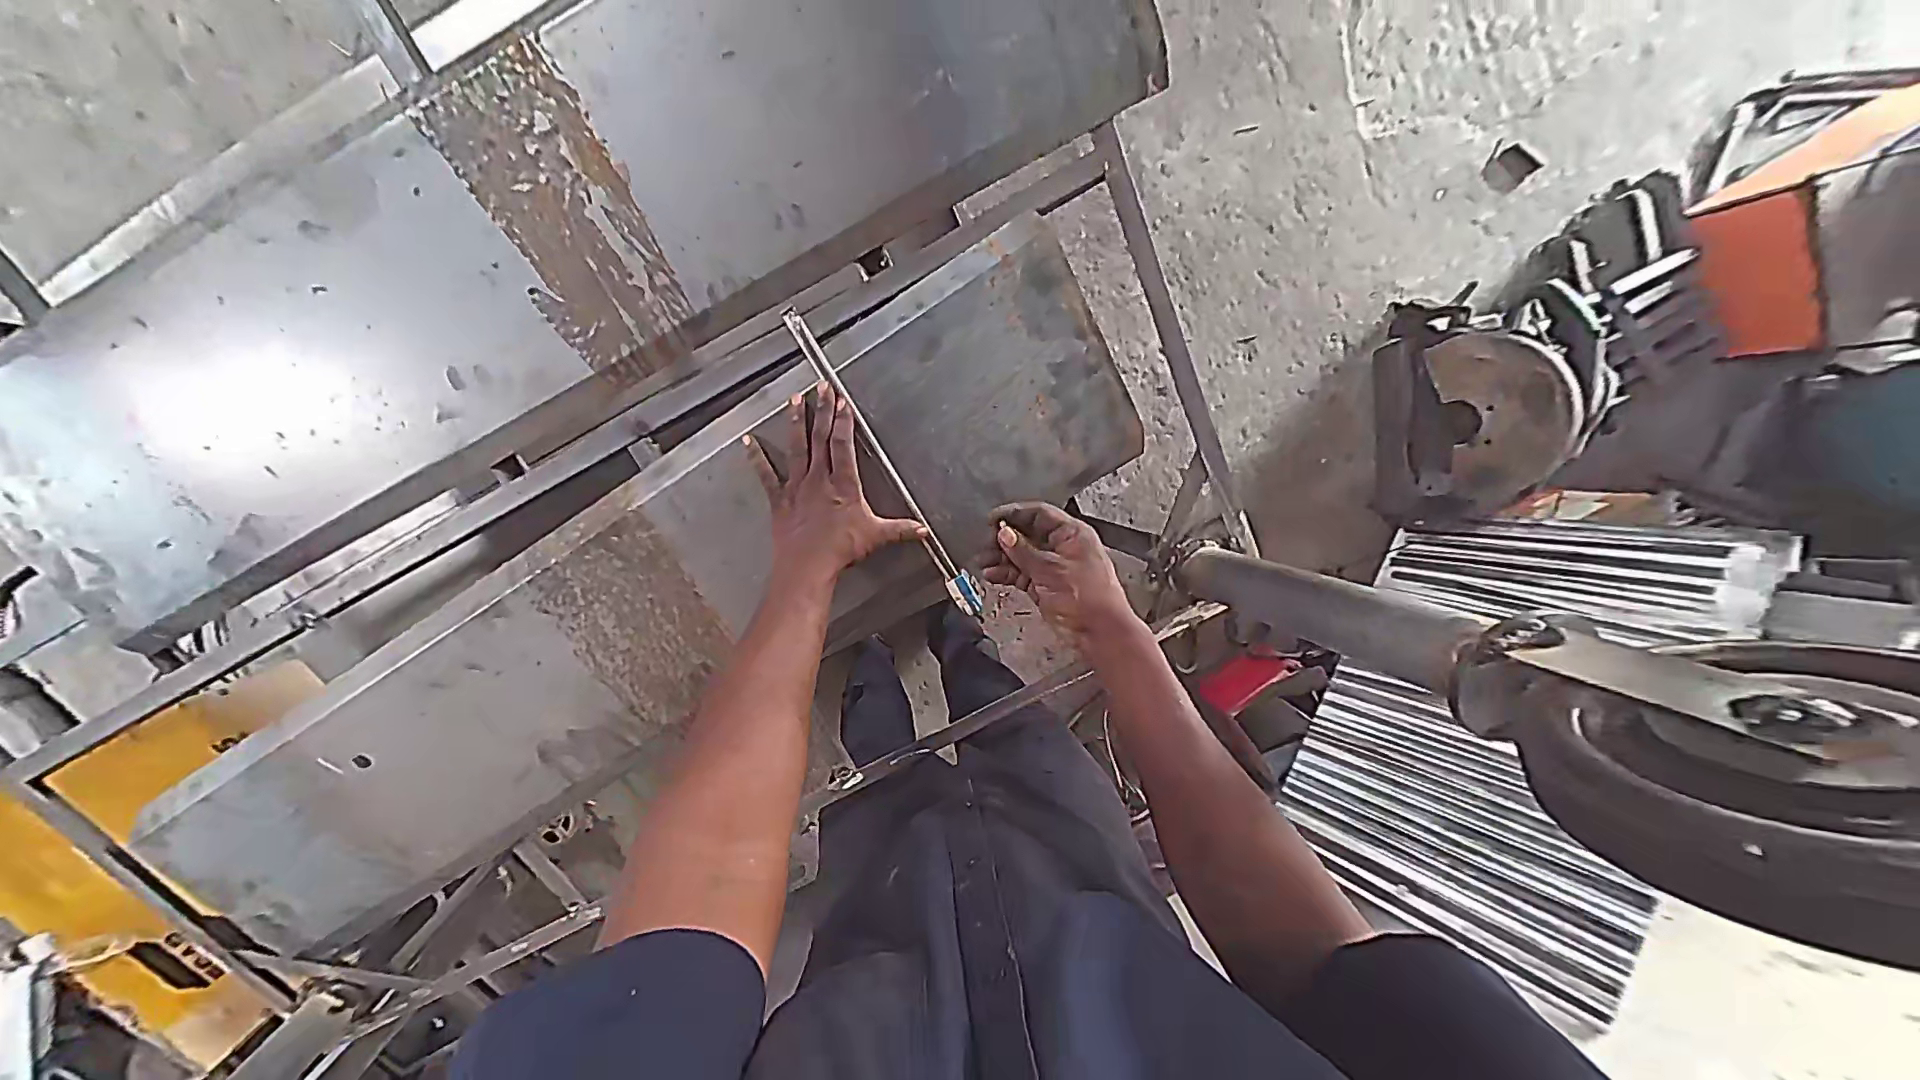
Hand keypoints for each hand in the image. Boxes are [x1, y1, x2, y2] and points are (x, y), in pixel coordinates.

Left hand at [748, 383, 926, 586]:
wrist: (807, 565)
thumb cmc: (840, 549)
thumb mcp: (876, 536)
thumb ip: (901, 529)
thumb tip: (924, 530)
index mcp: (842, 483)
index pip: (843, 443)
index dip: (843, 420)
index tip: (842, 401)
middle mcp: (818, 478)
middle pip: (821, 437)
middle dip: (823, 410)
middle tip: (822, 387)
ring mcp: (796, 486)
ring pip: (796, 447)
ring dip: (796, 422)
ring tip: (795, 400)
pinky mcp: (780, 499)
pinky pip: (766, 474)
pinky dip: (756, 457)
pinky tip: (748, 441)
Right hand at [981, 501, 1138, 647]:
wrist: (1099, 632)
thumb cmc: (1089, 598)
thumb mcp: (1050, 569)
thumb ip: (1023, 551)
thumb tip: (1005, 534)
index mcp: (1072, 534)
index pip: (1039, 514)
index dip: (1014, 515)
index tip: (992, 520)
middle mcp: (1063, 548)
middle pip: (1028, 535)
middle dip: (1004, 540)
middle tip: (985, 545)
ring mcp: (1054, 567)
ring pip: (1022, 556)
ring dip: (1002, 559)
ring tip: (984, 563)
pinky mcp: (1047, 586)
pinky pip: (1022, 574)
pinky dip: (1007, 574)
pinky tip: (992, 575)